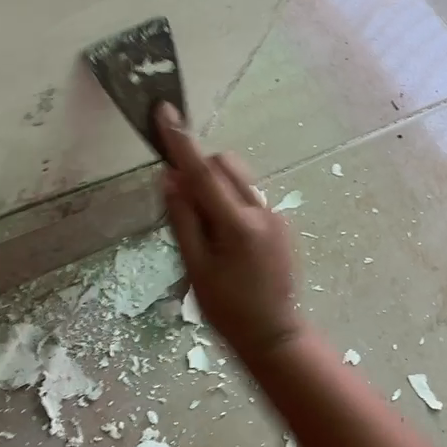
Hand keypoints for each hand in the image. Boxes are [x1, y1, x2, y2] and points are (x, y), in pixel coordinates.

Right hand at [155, 103, 304, 358]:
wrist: (274, 335)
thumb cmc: (227, 308)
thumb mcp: (195, 267)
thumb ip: (183, 219)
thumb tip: (170, 178)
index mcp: (237, 223)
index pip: (202, 172)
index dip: (180, 141)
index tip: (166, 111)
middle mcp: (260, 210)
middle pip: (224, 165)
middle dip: (200, 168)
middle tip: (183, 201)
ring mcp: (274, 215)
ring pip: (238, 179)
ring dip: (216, 185)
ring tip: (206, 226)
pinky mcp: (280, 223)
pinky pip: (249, 197)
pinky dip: (230, 201)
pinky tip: (226, 238)